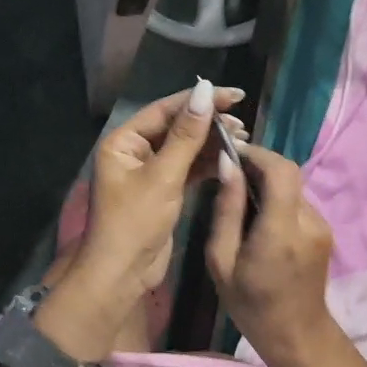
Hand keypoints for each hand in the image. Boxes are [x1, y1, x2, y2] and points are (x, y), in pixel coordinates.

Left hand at [41, 82, 246, 357]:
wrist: (122, 274)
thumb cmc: (135, 222)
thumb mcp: (163, 176)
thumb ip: (187, 134)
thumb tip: (204, 91)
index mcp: (123, 141)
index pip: (165, 109)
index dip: (199, 100)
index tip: (235, 95)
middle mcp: (133, 151)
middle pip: (175, 127)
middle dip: (208, 122)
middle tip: (242, 123)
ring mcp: (147, 172)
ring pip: (184, 148)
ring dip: (210, 143)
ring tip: (243, 138)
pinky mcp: (162, 191)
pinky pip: (187, 168)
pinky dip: (206, 163)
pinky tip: (230, 158)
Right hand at [206, 143, 339, 366]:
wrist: (297, 336)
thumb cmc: (250, 305)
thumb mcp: (221, 261)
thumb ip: (226, 211)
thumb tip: (228, 167)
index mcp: (281, 230)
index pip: (280, 171)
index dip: (257, 154)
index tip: (231, 153)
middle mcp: (308, 221)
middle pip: (288, 175)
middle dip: (259, 166)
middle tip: (230, 174)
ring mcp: (321, 226)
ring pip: (293, 188)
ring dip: (268, 184)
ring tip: (240, 199)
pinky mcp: (323, 231)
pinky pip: (297, 204)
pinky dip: (277, 201)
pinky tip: (258, 220)